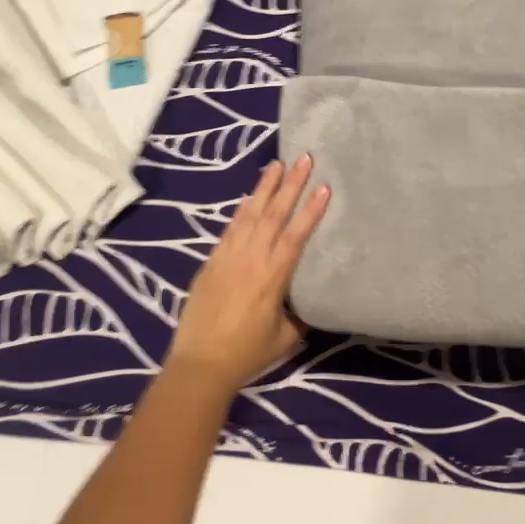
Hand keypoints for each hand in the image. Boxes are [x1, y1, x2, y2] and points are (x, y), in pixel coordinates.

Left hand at [166, 155, 329, 391]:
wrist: (200, 364)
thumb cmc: (247, 354)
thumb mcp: (284, 338)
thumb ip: (298, 315)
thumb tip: (308, 302)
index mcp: (273, 278)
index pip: (296, 236)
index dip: (310, 211)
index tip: (324, 186)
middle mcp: (251, 260)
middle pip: (274, 215)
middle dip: (291, 186)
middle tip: (305, 159)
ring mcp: (228, 257)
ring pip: (250, 215)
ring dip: (265, 188)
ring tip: (277, 164)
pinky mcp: (212, 261)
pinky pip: (230, 228)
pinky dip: (242, 209)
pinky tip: (251, 195)